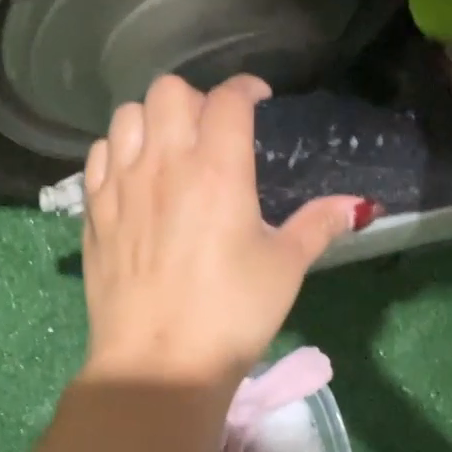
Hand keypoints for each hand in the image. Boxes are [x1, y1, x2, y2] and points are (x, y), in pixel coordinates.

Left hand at [80, 74, 368, 384]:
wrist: (158, 364)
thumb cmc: (231, 314)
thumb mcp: (285, 268)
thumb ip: (318, 225)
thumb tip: (357, 205)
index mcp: (217, 168)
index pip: (227, 98)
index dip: (246, 88)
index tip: (258, 101)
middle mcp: (164, 163)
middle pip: (169, 90)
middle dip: (195, 99)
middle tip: (211, 130)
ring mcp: (121, 184)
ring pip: (127, 114)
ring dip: (151, 119)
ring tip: (169, 148)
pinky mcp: (93, 211)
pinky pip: (99, 154)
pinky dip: (118, 151)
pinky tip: (133, 176)